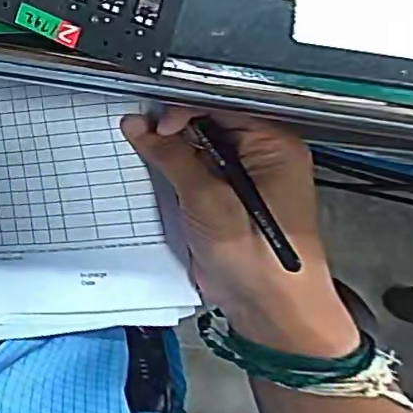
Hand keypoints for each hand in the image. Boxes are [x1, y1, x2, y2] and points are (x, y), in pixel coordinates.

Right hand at [121, 108, 358, 356]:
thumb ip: (172, 158)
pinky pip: (187, 162)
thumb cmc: (260, 258)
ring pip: (192, 141)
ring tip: (148, 156)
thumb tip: (137, 125)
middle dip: (169, 127)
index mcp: (275, 148)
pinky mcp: (218, 190)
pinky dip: (166, 163)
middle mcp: (259, 155)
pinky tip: (155, 171)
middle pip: (203, 119)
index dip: (182, 111)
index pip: (220, 106)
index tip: (155, 128)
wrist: (268, 306)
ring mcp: (238, 172)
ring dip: (165, 147)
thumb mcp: (209, 201)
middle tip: (144, 140)